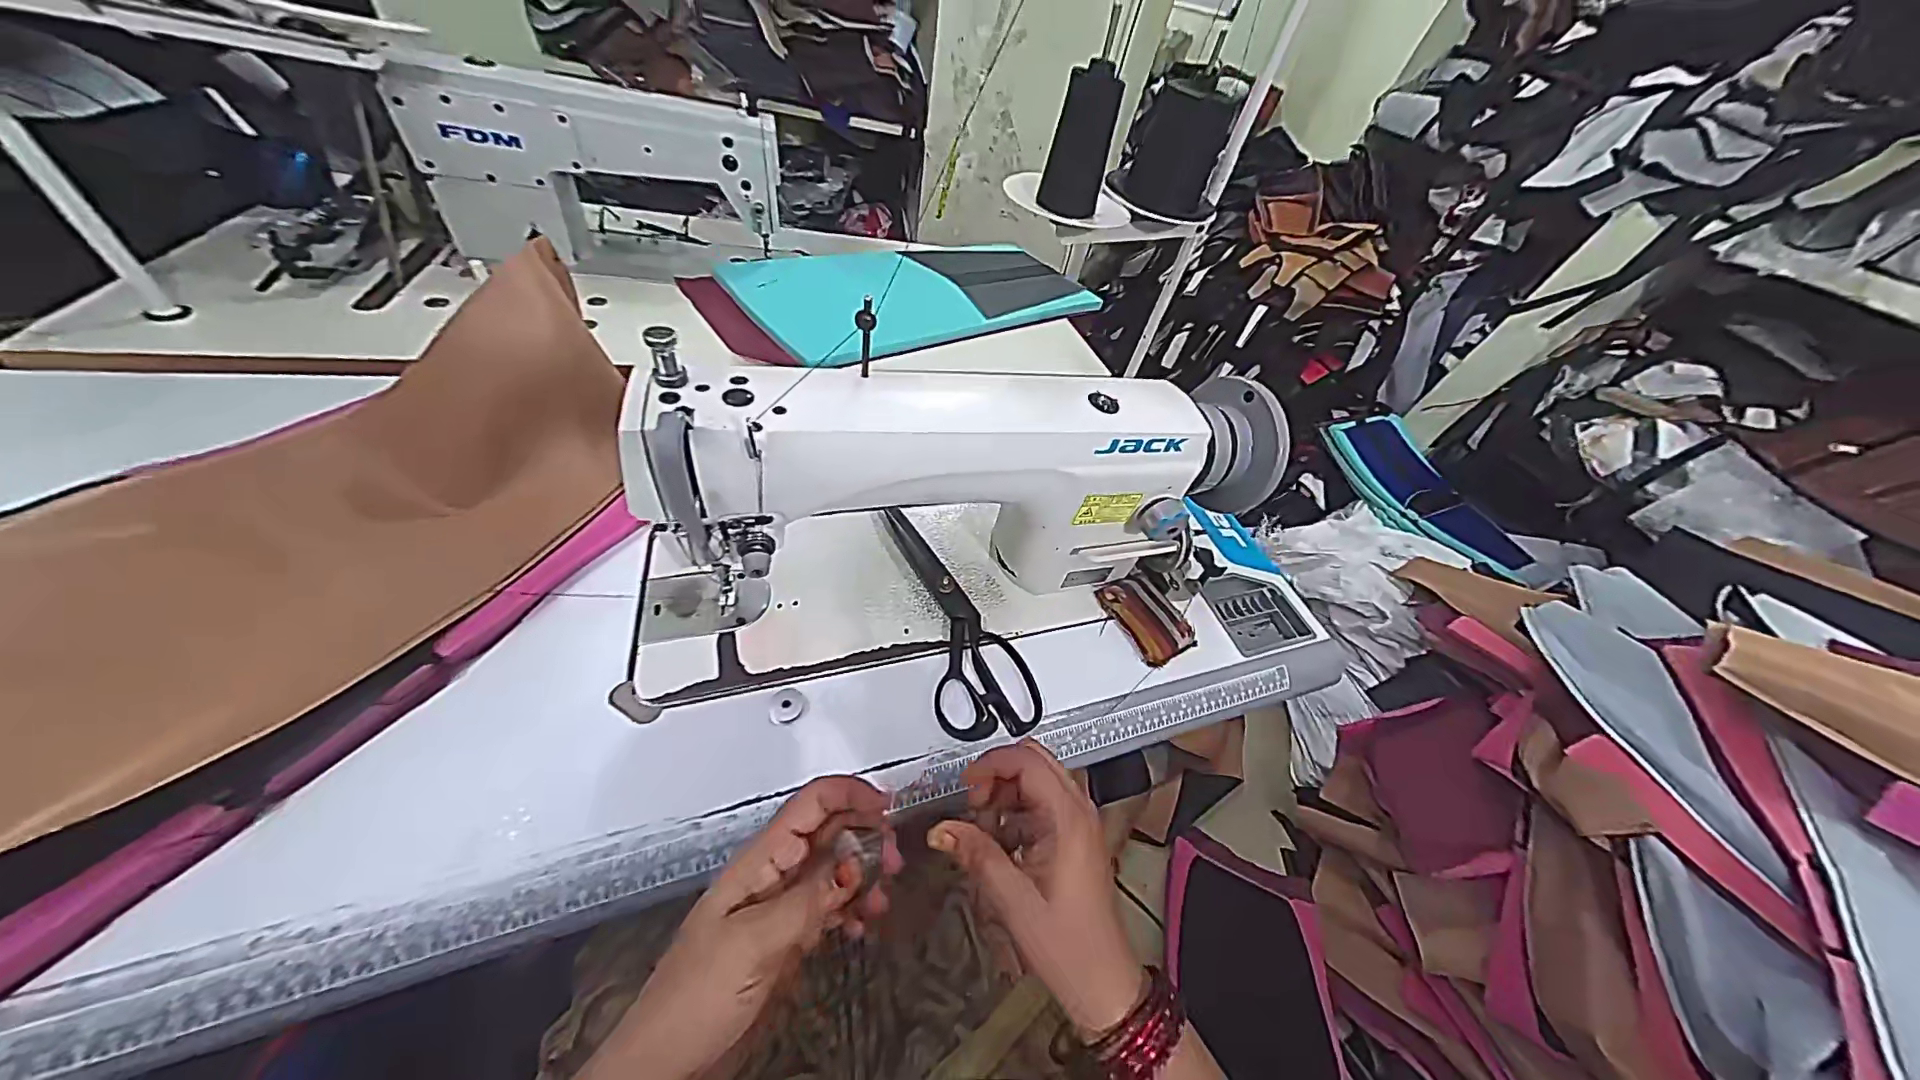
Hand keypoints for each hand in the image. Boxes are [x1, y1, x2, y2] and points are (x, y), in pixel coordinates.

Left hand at [583, 776, 901, 1079]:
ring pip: (836, 868)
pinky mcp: (788, 935)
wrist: (665, 1062)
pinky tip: (861, 924)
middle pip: (830, 831)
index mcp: (760, 861)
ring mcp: (782, 905)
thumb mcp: (754, 943)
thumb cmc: (693, 998)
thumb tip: (854, 864)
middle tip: (892, 862)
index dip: (850, 795)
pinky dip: (853, 908)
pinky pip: (831, 905)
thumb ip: (807, 900)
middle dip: (867, 835)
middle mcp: (775, 874)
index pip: (811, 805)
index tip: (887, 807)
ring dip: (865, 875)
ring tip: (880, 900)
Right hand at [928, 740, 1145, 1038]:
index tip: (967, 784)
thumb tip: (943, 830)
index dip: (991, 764)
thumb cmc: (1071, 947)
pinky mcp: (1074, 837)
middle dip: (997, 773)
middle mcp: (1079, 812)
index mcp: (1069, 819)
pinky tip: (1000, 840)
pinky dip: (1015, 809)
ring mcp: (1079, 823)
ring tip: (983, 824)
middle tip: (973, 801)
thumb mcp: (1013, 901)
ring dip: (1005, 791)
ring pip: (1038, 778)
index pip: (1028, 761)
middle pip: (1035, 761)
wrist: (1102, 981)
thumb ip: (977, 856)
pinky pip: (1041, 802)